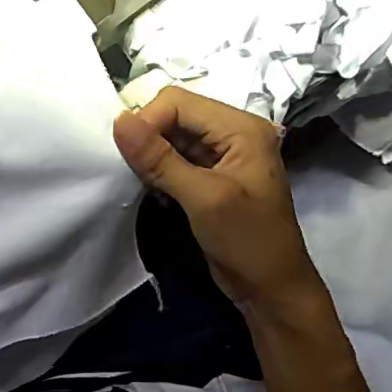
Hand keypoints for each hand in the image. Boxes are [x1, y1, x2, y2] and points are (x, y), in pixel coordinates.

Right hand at [112, 86, 326, 314]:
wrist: (271, 289)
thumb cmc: (247, 241)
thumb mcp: (204, 199)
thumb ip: (160, 159)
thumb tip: (119, 121)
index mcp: (241, 127)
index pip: (179, 102)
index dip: (148, 121)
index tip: (126, 155)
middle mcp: (232, 133)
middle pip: (175, 115)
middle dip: (147, 137)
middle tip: (129, 169)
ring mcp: (221, 156)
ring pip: (172, 138)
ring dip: (150, 155)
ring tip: (138, 180)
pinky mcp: (210, 178)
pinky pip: (176, 159)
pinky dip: (158, 170)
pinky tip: (149, 188)